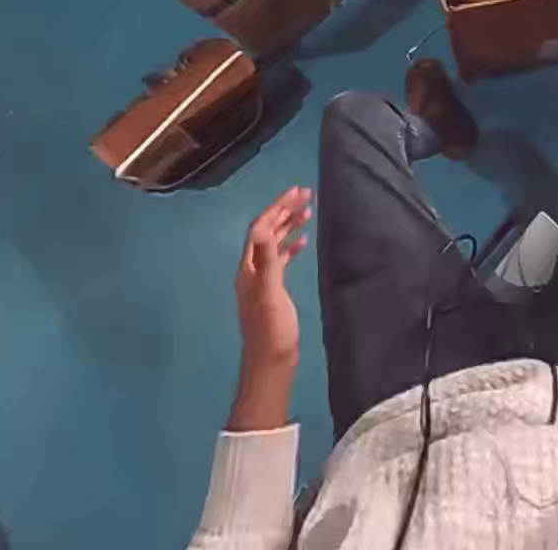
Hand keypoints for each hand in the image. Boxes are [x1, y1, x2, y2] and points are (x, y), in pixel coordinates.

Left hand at [228, 186, 311, 430]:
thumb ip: (267, 260)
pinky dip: (292, 246)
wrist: (271, 365)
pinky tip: (305, 240)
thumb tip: (262, 228)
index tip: (297, 192)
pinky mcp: (273, 290)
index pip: (260, 228)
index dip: (277, 207)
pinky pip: (281, 259)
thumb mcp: (270, 293)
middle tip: (306, 194)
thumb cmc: (271, 331)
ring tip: (308, 210)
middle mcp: (252, 270)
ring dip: (289, 225)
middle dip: (284, 210)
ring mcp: (262, 280)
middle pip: (266, 231)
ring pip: (274, 243)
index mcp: (248, 268)